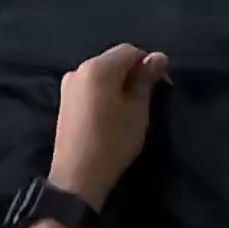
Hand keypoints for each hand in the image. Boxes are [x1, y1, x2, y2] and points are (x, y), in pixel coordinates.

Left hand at [50, 45, 168, 210]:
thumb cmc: (114, 142)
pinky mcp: (65, 102)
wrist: (78, 176)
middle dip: (134, 74)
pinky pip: (92, 88)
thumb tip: (159, 57)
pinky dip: (106, 94)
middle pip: (114, 61)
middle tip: (149, 100)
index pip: (130, 51)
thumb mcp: (138, 110)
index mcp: (98, 68)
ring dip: (120, 85)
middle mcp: (79, 70)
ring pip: (102, 75)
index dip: (150, 64)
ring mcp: (69, 86)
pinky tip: (113, 116)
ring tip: (132, 110)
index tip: (162, 87)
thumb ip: (146, 80)